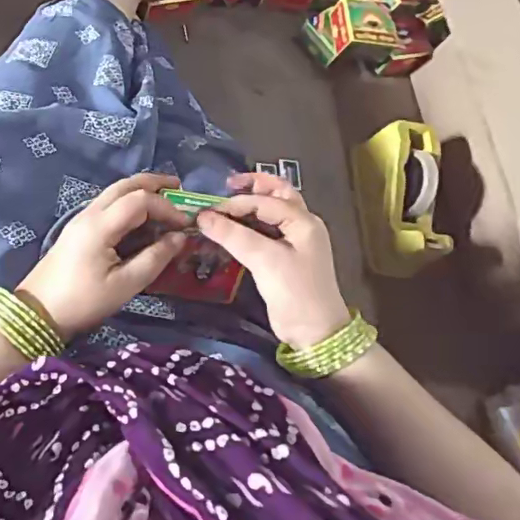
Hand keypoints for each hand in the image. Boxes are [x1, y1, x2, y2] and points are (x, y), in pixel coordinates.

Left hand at [19, 173, 190, 339]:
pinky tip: (142, 218)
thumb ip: (155, 258)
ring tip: (166, 200)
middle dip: (154, 183)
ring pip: (114, 193)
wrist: (38, 312)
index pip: (140, 200)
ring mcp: (81, 219)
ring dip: (141, 191)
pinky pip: (108, 206)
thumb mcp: (125, 285)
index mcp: (100, 225)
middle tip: (180, 189)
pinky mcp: (78, 229)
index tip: (185, 224)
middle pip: (125, 185)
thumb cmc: (83, 301)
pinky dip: (129, 204)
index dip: (166, 207)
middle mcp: (89, 214)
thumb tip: (179, 238)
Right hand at [196, 172, 351, 347]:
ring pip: (272, 212)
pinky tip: (231, 230)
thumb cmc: (295, 292)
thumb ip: (234, 235)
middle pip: (277, 194)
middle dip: (252, 187)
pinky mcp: (285, 258)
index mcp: (303, 221)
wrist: (315, 332)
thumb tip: (203, 216)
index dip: (235, 203)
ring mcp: (295, 241)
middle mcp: (301, 225)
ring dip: (250, 205)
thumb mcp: (265, 260)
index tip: (207, 212)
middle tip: (226, 187)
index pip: (264, 200)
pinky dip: (249, 225)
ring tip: (224, 207)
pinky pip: (266, 231)